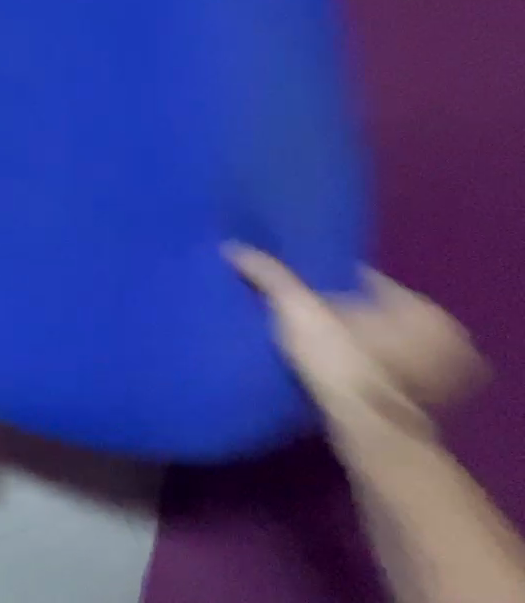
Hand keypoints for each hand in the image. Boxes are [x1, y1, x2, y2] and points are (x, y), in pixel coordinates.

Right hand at [226, 243, 486, 430]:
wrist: (367, 430)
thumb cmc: (341, 362)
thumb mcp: (295, 310)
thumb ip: (269, 277)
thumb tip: (232, 247)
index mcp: (421, 309)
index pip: (362, 279)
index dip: (324, 281)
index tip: (294, 287)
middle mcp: (445, 338)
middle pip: (375, 312)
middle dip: (342, 313)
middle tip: (302, 313)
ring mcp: (443, 376)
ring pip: (381, 343)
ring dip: (352, 342)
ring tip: (312, 341)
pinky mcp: (428, 403)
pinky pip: (385, 369)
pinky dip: (361, 366)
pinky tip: (332, 368)